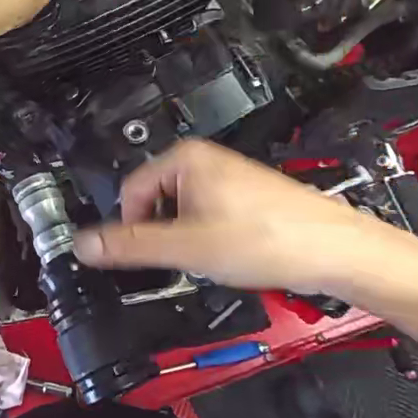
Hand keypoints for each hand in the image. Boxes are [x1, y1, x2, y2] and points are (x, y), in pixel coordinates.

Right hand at [74, 140, 417, 295]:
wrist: (330, 249)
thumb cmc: (272, 237)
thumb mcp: (187, 248)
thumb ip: (131, 246)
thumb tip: (87, 244)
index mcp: (185, 159)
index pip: (130, 191)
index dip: (131, 229)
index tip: (139, 256)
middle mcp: (206, 162)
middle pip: (155, 203)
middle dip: (163, 236)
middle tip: (183, 259)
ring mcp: (227, 180)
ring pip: (183, 215)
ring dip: (187, 241)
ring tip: (214, 258)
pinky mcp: (243, 199)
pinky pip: (207, 219)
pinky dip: (209, 240)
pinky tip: (231, 255)